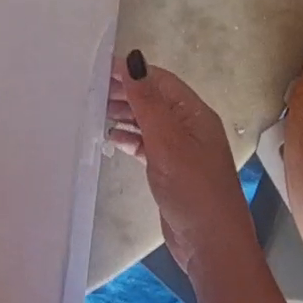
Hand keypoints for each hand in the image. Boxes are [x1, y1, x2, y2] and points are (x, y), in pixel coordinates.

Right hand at [106, 50, 254, 278]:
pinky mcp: (171, 169)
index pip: (160, 80)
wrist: (211, 244)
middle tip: (91, 92)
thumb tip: (134, 58)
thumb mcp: (166, 140)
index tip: (98, 70)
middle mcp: (189, 126)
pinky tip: (112, 139)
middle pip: (154, 98)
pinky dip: (129, 138)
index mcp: (194, 113)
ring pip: (148, 121)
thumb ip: (147, 100)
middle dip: (125, 92)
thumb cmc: (191, 188)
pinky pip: (147, 143)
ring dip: (125, 114)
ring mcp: (181, 149)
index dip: (131, 72)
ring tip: (96, 112)